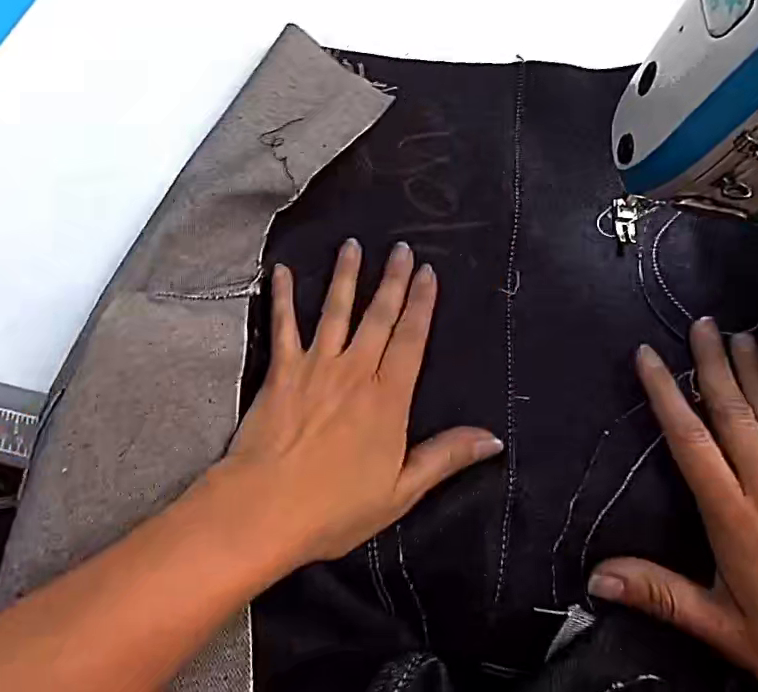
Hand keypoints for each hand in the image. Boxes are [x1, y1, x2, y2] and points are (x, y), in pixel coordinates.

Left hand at [201, 239, 502, 571]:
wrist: (263, 511)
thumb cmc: (335, 506)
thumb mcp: (402, 490)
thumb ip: (447, 457)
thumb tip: (494, 440)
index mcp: (388, 397)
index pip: (411, 338)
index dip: (421, 303)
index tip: (427, 272)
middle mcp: (356, 370)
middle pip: (379, 316)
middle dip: (393, 279)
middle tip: (401, 248)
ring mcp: (316, 367)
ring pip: (336, 311)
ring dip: (346, 276)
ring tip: (352, 245)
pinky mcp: (281, 372)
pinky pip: (284, 327)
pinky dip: (283, 298)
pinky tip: (282, 271)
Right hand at [587, 319, 757, 691]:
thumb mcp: (730, 634)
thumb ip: (663, 595)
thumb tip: (600, 577)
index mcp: (737, 519)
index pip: (690, 440)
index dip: (665, 393)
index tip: (648, 356)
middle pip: (734, 412)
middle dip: (713, 363)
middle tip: (702, 323)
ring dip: (756, 373)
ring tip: (741, 336)